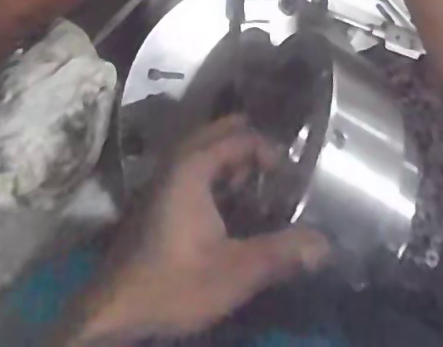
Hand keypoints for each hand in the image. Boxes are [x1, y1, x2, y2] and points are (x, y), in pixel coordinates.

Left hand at [70, 117, 330, 343]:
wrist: (118, 308)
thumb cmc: (176, 283)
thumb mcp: (235, 272)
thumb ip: (280, 253)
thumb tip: (324, 243)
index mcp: (192, 165)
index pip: (238, 137)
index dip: (269, 151)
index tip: (292, 177)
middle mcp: (175, 160)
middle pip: (217, 133)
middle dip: (249, 144)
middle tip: (278, 170)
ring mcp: (162, 175)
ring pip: (202, 149)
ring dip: (231, 158)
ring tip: (259, 182)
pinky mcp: (157, 195)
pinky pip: (192, 165)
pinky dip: (215, 170)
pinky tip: (230, 199)